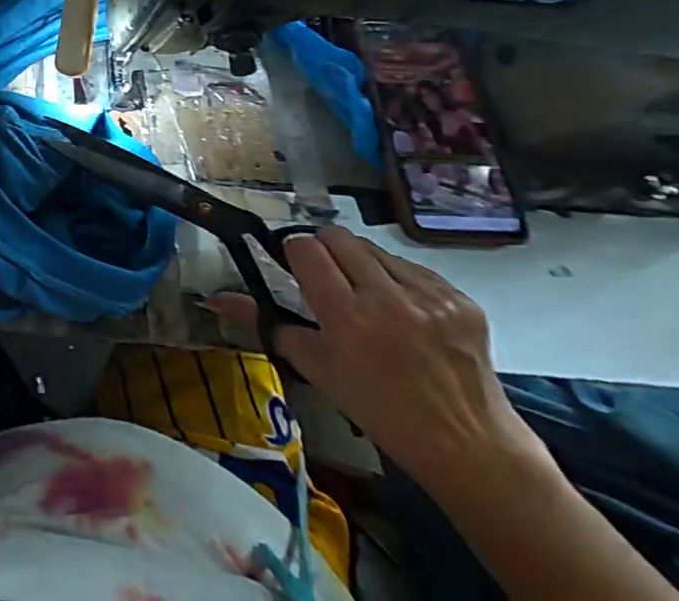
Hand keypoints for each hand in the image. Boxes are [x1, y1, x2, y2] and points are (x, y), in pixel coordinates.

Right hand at [207, 226, 547, 492]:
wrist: (464, 441)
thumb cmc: (376, 408)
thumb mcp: (313, 366)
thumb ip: (263, 323)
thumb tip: (214, 299)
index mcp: (347, 317)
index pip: (306, 248)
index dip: (293, 252)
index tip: (292, 267)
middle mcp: (388, 298)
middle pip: (337, 237)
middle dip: (322, 249)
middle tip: (323, 277)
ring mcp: (429, 296)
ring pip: (374, 248)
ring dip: (359, 263)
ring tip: (365, 297)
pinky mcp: (459, 298)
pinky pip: (411, 268)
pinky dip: (396, 280)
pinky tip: (401, 311)